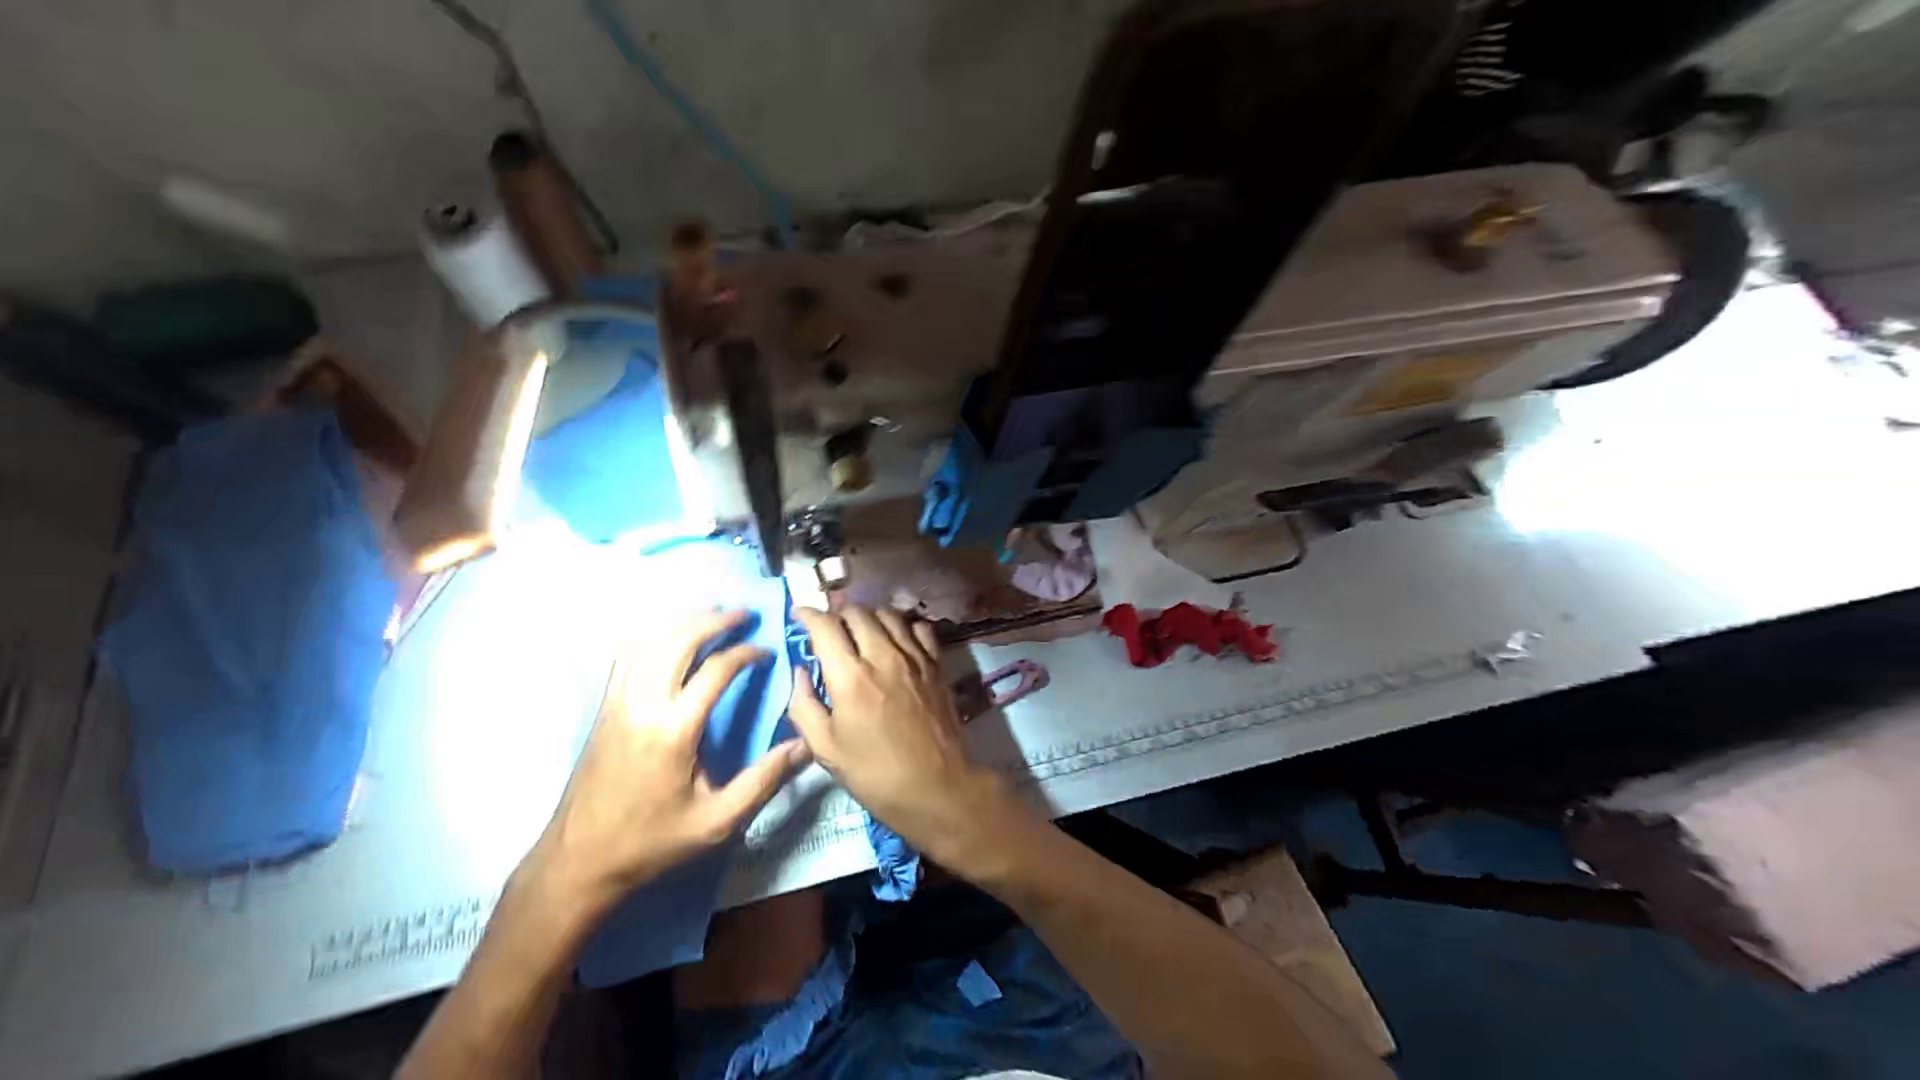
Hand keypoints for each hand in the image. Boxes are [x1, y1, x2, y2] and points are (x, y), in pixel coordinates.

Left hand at [528, 610, 809, 912]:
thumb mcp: (717, 822)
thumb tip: (804, 746)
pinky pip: (628, 655)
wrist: (578, 861)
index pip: (716, 670)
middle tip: (744, 614)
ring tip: (712, 618)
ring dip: (684, 623)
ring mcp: (618, 701)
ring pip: (650, 641)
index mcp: (673, 728)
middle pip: (679, 640)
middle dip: (715, 620)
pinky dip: (653, 636)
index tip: (767, 652)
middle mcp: (642, 703)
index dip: (746, 654)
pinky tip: (669, 638)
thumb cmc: (651, 841)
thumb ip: (763, 781)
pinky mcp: (604, 708)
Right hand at [787, 607, 1034, 873]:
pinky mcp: (936, 664)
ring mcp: (914, 657)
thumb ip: (804, 705)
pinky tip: (896, 640)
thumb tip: (800, 672)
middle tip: (830, 629)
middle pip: (857, 612)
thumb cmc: (875, 774)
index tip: (800, 615)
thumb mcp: (826, 749)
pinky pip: (919, 628)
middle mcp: (883, 656)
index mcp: (851, 677)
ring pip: (888, 614)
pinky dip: (903, 626)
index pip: (825, 626)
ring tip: (860, 631)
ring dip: (869, 616)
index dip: (808, 614)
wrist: (937, 787)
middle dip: (837, 614)